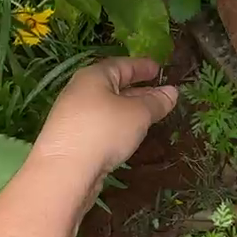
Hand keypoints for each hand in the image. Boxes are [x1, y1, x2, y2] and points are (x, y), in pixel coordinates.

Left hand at [32, 58, 178, 185]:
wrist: (64, 172)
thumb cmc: (104, 131)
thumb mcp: (138, 114)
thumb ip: (156, 102)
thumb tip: (172, 92)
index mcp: (94, 76)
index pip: (122, 64)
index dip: (142, 66)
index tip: (159, 69)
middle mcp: (80, 92)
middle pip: (114, 86)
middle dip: (139, 90)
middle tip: (161, 94)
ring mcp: (74, 116)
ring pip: (108, 107)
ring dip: (129, 109)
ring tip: (150, 115)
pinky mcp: (72, 139)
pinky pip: (101, 124)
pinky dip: (118, 125)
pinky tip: (129, 135)